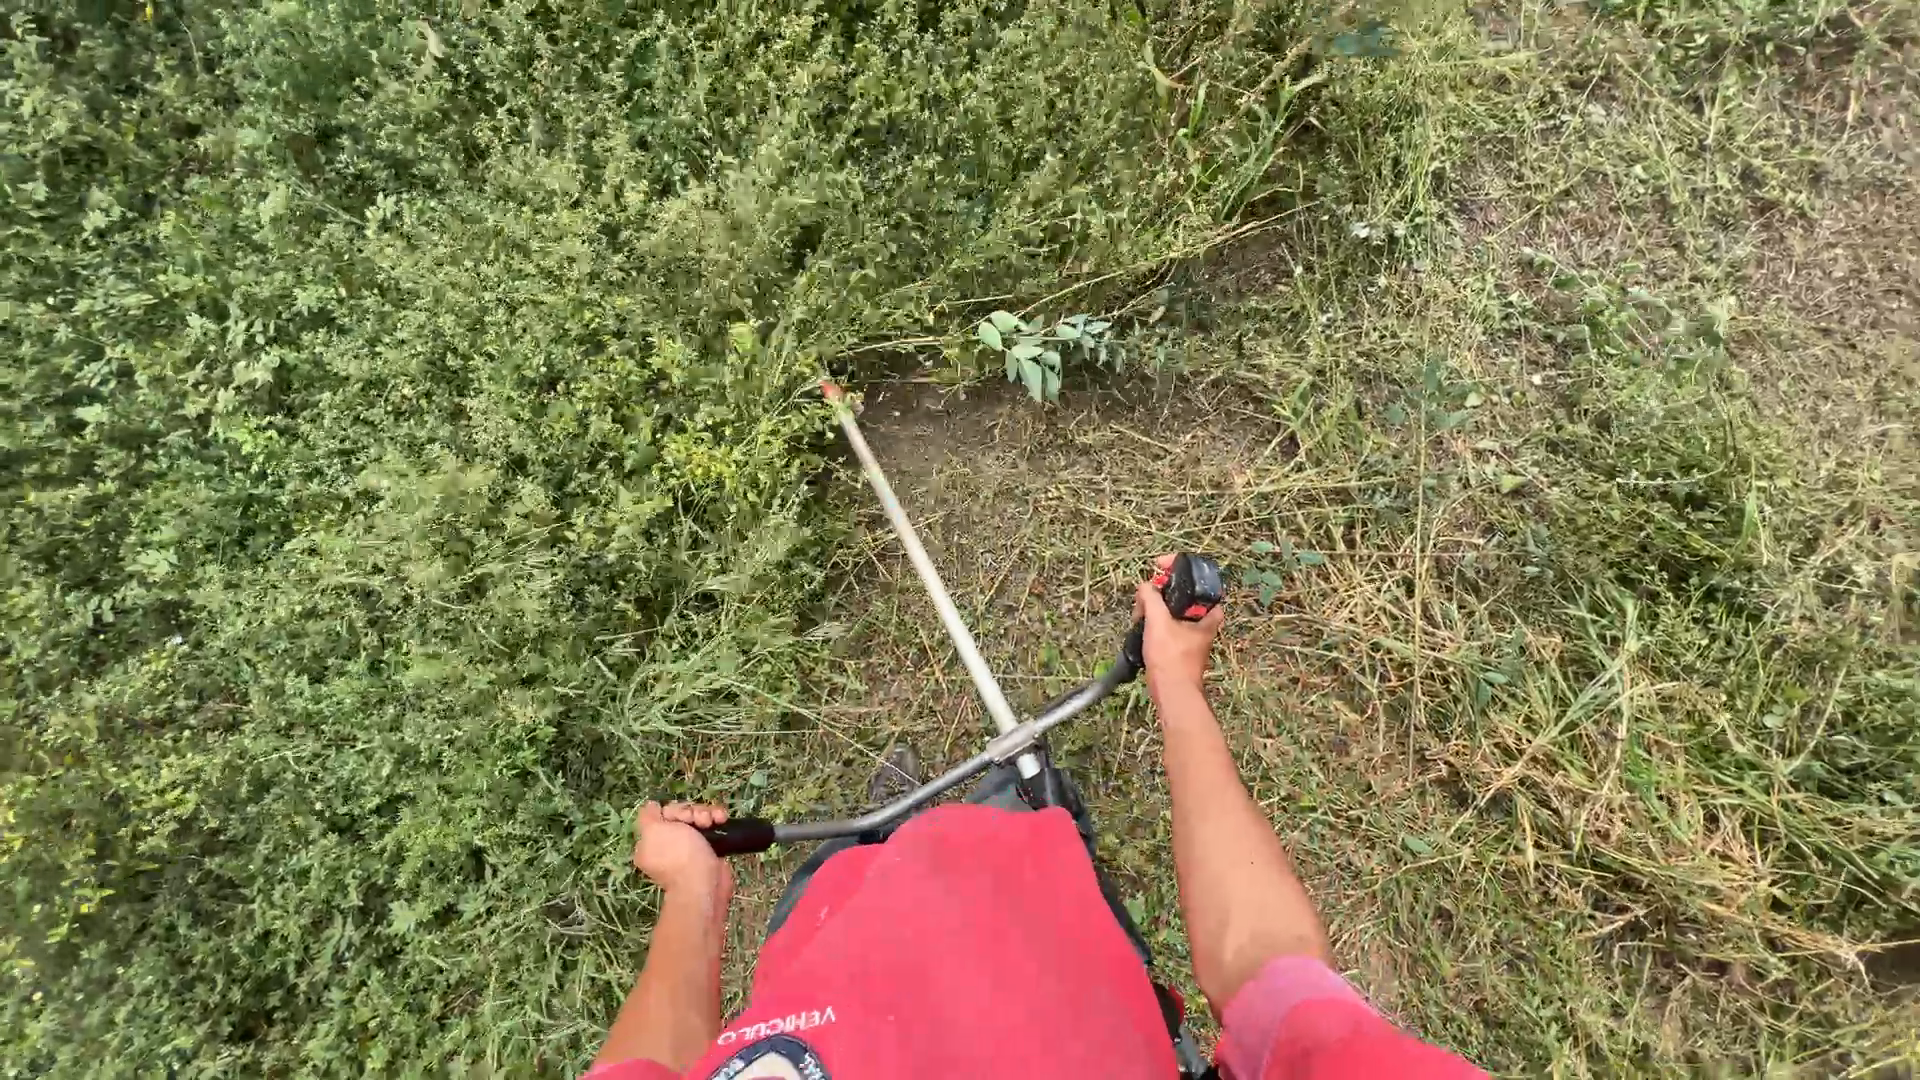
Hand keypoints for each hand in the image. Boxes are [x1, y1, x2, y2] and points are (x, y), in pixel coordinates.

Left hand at [632, 801, 733, 901]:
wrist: (704, 882)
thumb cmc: (678, 855)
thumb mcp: (653, 831)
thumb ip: (648, 816)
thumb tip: (651, 806)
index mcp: (651, 842)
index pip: (663, 813)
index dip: (675, 810)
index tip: (682, 818)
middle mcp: (669, 843)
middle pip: (682, 814)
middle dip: (693, 812)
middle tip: (701, 821)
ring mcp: (689, 846)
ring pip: (698, 818)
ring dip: (707, 813)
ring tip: (715, 821)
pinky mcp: (708, 848)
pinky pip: (711, 826)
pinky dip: (717, 820)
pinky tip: (722, 820)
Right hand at [1133, 554, 1225, 696]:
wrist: (1172, 691)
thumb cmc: (1171, 657)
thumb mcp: (1158, 621)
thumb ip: (1151, 598)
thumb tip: (1145, 586)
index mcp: (1209, 611)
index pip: (1197, 577)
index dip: (1175, 567)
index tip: (1158, 565)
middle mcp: (1206, 620)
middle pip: (1181, 592)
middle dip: (1159, 591)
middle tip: (1145, 595)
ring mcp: (1194, 632)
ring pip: (1172, 608)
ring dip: (1154, 608)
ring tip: (1140, 614)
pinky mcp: (1182, 643)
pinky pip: (1167, 622)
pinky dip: (1154, 621)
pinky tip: (1142, 626)